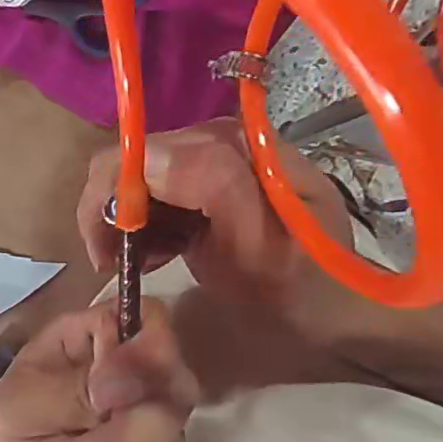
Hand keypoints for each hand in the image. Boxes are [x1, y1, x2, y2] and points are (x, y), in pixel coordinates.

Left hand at [0, 303, 199, 441]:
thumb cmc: (16, 434)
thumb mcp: (20, 402)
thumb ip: (68, 388)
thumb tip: (119, 386)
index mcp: (103, 342)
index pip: (151, 320)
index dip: (142, 356)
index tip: (103, 395)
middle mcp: (148, 384)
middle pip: (171, 401)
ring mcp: (165, 438)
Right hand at [76, 117, 351, 305]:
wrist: (336, 303)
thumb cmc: (296, 284)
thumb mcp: (254, 243)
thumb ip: (210, 185)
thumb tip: (145, 159)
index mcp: (229, 146)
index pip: (133, 157)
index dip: (106, 205)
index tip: (107, 259)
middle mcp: (215, 138)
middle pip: (127, 166)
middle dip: (113, 217)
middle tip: (117, 264)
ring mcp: (209, 157)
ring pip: (132, 181)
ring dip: (127, 225)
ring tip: (145, 262)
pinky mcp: (205, 178)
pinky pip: (150, 193)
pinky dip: (145, 225)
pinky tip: (163, 251)